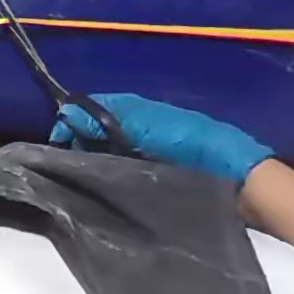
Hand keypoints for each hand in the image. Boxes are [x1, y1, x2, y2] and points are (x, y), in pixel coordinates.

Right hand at [50, 92, 271, 184]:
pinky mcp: (148, 174)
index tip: (55, 146)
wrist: (238, 183)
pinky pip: (115, 169)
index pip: (86, 107)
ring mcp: (140, 151)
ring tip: (77, 178)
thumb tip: (66, 114)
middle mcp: (132, 126)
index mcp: (131, 109)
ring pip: (100, 150)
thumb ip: (104, 120)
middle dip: (74, 142)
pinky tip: (98, 186)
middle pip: (90, 129)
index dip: (68, 121)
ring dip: (87, 160)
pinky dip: (103, 174)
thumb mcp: (144, 127)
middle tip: (65, 166)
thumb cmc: (191, 146)